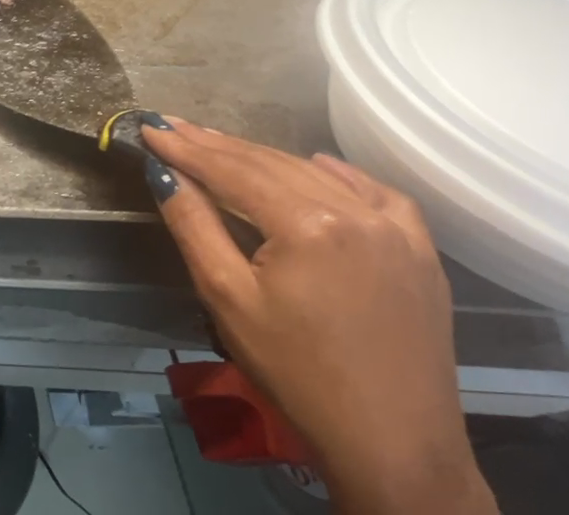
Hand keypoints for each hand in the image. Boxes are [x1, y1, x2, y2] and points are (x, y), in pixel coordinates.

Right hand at [143, 119, 495, 514]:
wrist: (393, 441)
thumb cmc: (294, 370)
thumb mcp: (226, 296)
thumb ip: (192, 224)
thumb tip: (163, 171)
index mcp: (309, 225)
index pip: (231, 170)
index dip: (185, 148)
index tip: (148, 127)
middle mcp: (358, 213)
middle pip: (271, 165)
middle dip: (217, 145)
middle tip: (172, 127)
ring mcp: (397, 231)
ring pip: (315, 175)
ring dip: (263, 158)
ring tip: (219, 145)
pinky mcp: (420, 253)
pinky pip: (375, 194)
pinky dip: (335, 175)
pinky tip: (314, 166)